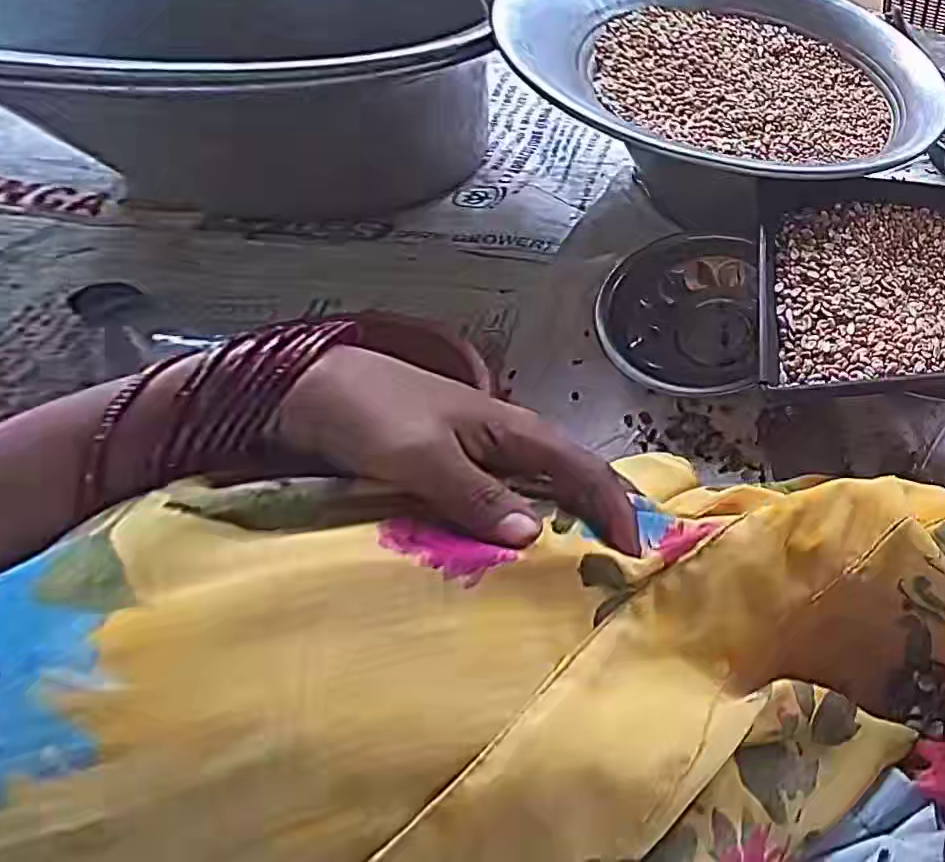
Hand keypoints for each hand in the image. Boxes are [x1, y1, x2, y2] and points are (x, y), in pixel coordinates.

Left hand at [273, 346, 638, 552]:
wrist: (310, 385)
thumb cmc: (373, 411)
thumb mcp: (423, 455)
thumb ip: (476, 494)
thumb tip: (533, 537)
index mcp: (522, 433)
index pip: (588, 472)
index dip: (616, 508)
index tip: (634, 549)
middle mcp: (518, 444)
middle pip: (580, 479)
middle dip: (609, 512)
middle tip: (625, 557)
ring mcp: (492, 455)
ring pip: (550, 490)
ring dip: (574, 521)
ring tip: (588, 559)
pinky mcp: (464, 469)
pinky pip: (513, 500)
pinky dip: (532, 523)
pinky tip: (526, 548)